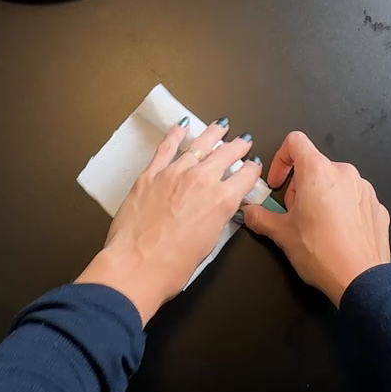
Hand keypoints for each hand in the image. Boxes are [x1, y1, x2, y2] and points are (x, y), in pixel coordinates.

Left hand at [77, 118, 262, 323]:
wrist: (137, 266)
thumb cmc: (173, 266)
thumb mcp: (209, 244)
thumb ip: (217, 218)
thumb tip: (218, 208)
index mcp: (221, 201)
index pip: (245, 177)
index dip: (252, 170)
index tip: (253, 165)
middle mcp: (201, 180)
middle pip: (225, 154)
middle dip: (237, 146)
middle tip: (243, 141)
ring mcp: (175, 173)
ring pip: (199, 145)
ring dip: (212, 134)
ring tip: (220, 125)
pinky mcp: (151, 173)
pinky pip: (166, 147)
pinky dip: (175, 134)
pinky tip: (182, 125)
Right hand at [240, 132, 389, 305]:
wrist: (362, 281)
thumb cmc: (323, 254)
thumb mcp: (282, 234)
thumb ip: (259, 217)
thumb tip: (248, 212)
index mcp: (317, 171)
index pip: (295, 141)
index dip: (281, 158)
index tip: (278, 182)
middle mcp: (343, 173)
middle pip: (314, 166)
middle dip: (300, 186)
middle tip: (294, 214)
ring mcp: (364, 189)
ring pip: (334, 182)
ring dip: (321, 197)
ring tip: (316, 227)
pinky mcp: (377, 206)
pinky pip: (353, 198)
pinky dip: (342, 209)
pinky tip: (337, 234)